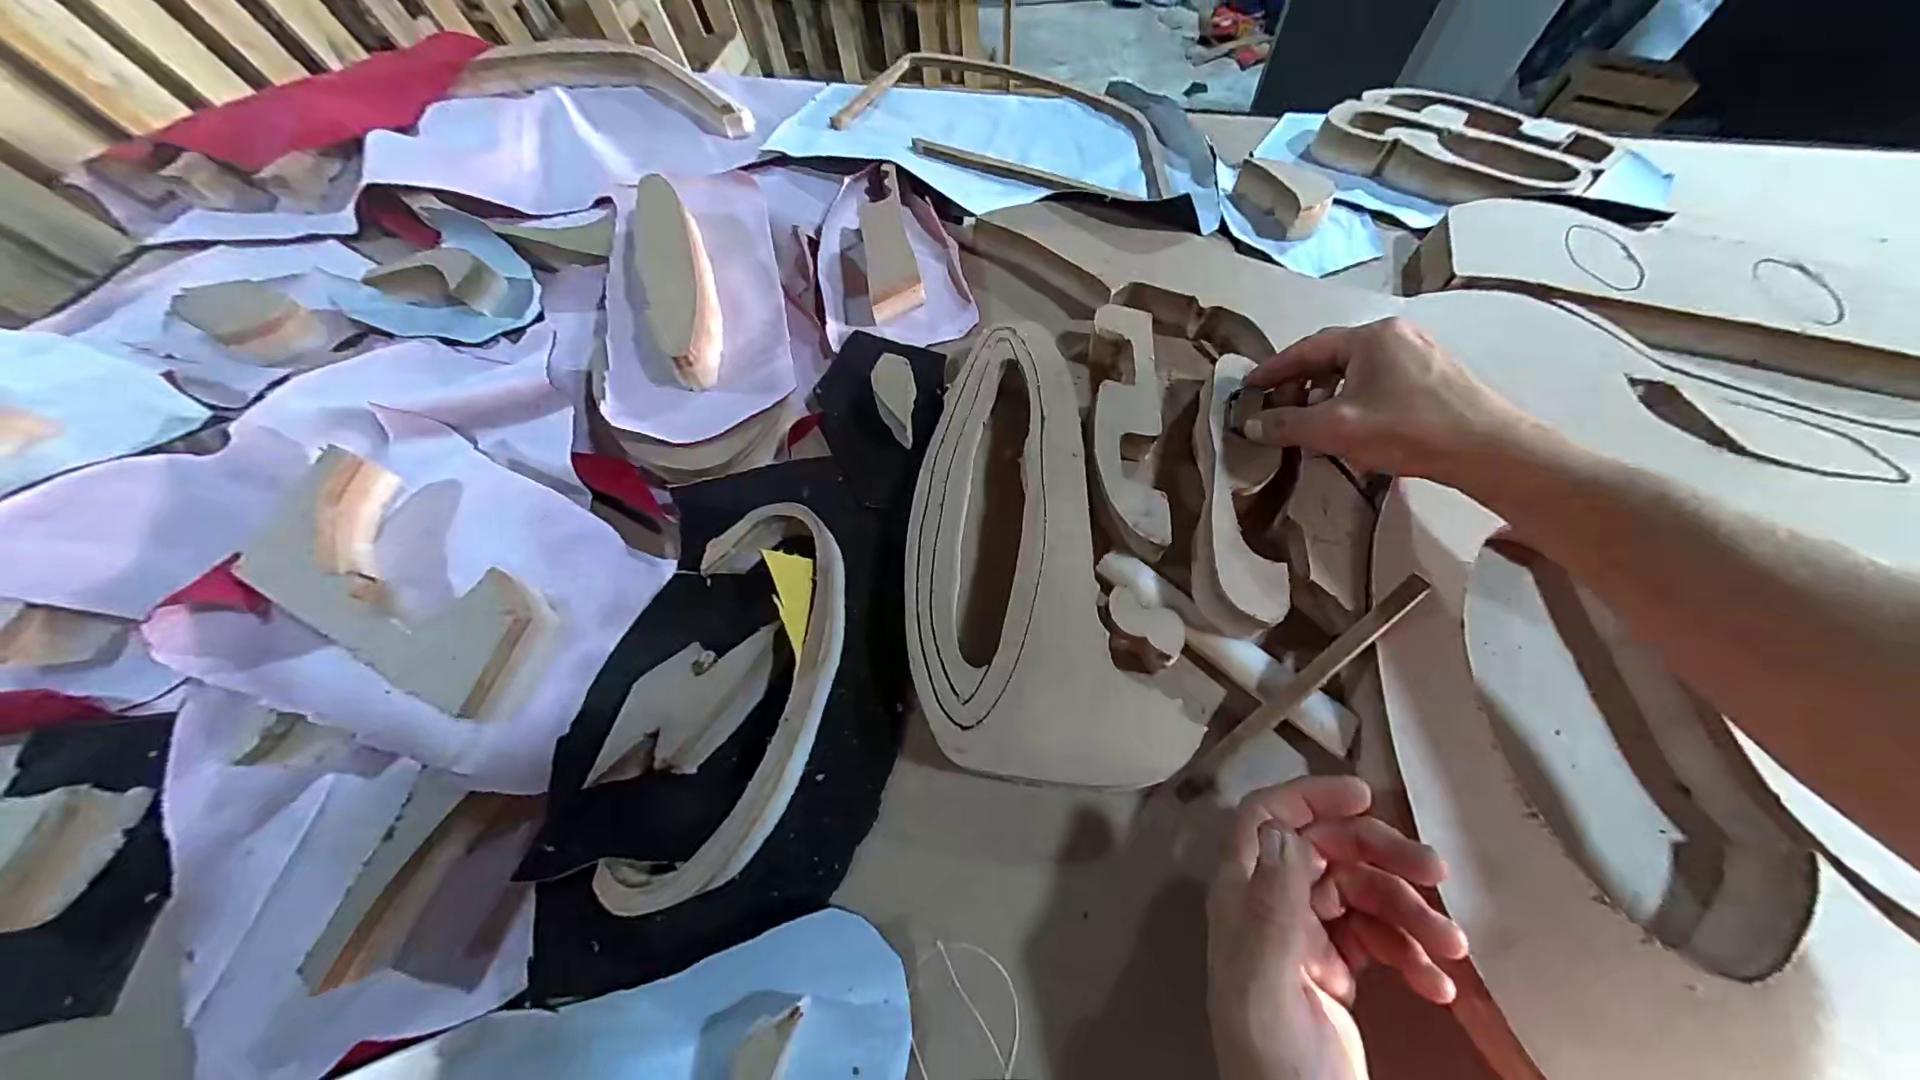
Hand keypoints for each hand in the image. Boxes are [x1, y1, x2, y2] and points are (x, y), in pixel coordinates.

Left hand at [1207, 777, 1469, 1079]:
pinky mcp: (1335, 969)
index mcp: (1243, 891)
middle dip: (1379, 854)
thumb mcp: (1266, 976)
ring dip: (1407, 910)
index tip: (1363, 793)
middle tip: (1438, 871)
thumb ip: (1271, 903)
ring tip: (1454, 946)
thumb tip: (1283, 832)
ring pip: (1358, 894)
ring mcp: (1304, 935)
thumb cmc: (1271, 1051)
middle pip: (1324, 850)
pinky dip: (1409, 953)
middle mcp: (1270, 902)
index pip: (1265, 818)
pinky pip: (1376, 939)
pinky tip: (1437, 985)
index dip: (1307, 796)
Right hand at [1239, 317, 1540, 485]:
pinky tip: (1343, 424)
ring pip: (1353, 371)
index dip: (1273, 370)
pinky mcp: (1431, 376)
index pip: (1307, 349)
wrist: (1486, 449)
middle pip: (1330, 358)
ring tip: (1306, 422)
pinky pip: (1375, 381)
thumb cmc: (1406, 430)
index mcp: (1371, 337)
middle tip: (1276, 410)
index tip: (1248, 388)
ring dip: (1322, 395)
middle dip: (1298, 385)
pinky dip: (1348, 399)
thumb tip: (1250, 425)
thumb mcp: (1334, 429)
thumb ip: (1286, 424)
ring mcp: (1417, 353)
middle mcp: (1394, 336)